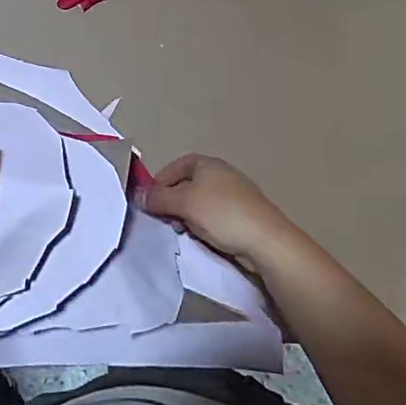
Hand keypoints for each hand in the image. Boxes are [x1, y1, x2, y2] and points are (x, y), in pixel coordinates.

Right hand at [143, 154, 306, 272]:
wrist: (266, 241)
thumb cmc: (221, 214)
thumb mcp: (183, 203)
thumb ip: (158, 197)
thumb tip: (139, 195)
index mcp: (208, 163)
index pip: (174, 166)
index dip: (159, 182)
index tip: (149, 202)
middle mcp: (222, 173)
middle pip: (186, 184)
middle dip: (172, 201)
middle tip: (163, 219)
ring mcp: (236, 194)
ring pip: (200, 202)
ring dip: (187, 215)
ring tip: (182, 230)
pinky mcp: (244, 214)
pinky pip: (215, 216)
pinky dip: (204, 224)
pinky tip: (203, 237)